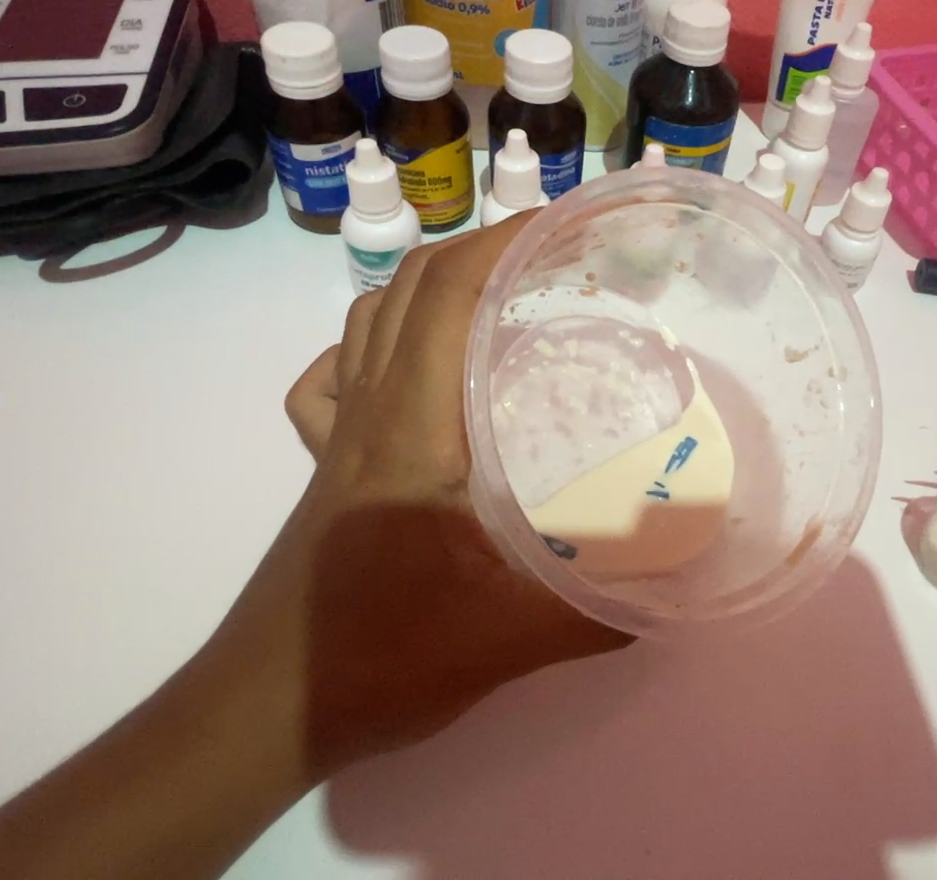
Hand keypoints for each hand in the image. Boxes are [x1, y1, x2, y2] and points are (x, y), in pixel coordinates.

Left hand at [208, 215, 630, 780]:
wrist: (265, 709)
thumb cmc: (380, 658)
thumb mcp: (506, 638)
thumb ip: (595, 613)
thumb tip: (670, 589)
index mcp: (413, 427)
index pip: (446, 296)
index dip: (501, 243)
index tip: (562, 227)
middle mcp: (369, 411)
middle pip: (406, 289)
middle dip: (478, 251)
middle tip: (550, 264)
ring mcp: (337, 436)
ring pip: (369, 321)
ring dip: (429, 288)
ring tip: (496, 300)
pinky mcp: (324, 465)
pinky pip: (337, 376)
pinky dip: (374, 346)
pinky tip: (412, 371)